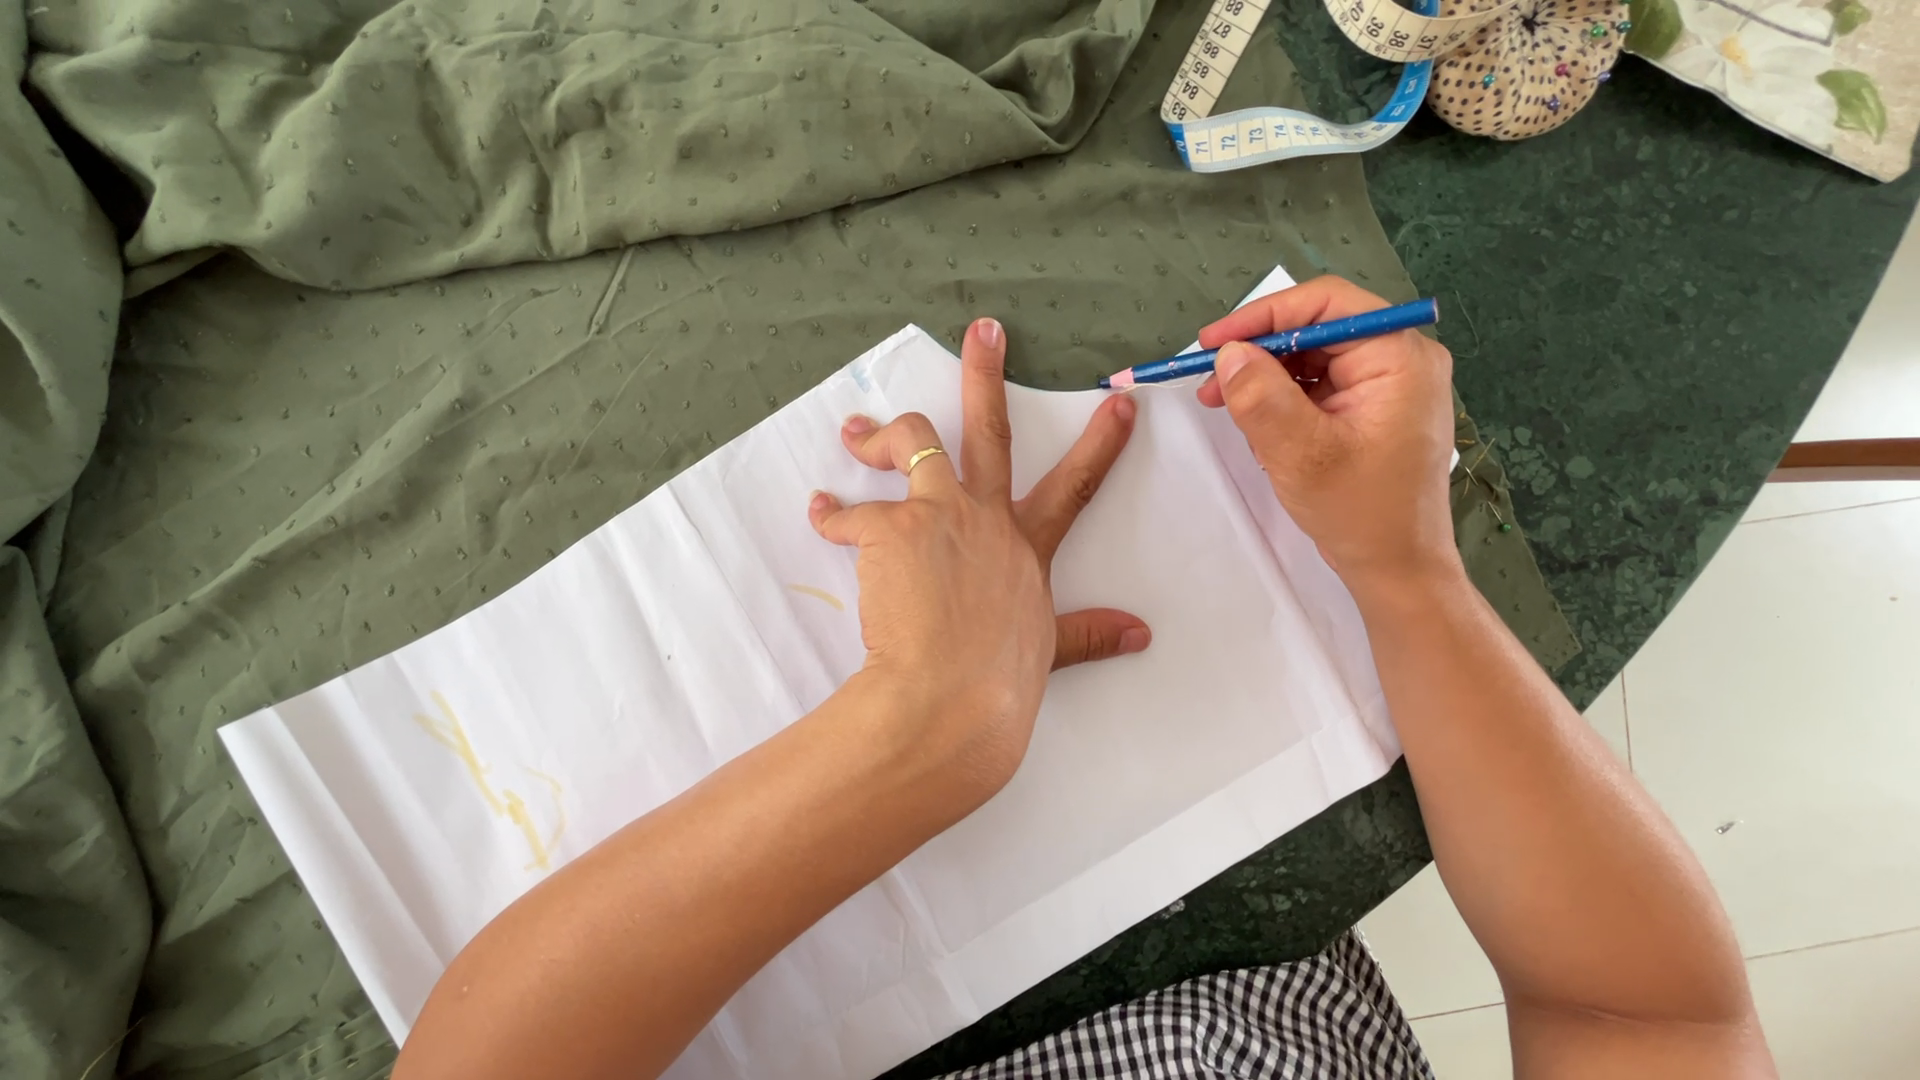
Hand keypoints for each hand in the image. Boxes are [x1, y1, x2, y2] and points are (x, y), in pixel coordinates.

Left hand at [808, 317, 1148, 799]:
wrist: (953, 699)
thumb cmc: (1000, 680)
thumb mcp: (1051, 649)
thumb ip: (1090, 633)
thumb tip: (1141, 634)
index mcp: (1026, 546)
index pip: (1075, 485)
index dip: (1100, 443)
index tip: (1119, 402)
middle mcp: (987, 518)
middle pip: (989, 429)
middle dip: (987, 372)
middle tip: (983, 330)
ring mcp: (941, 516)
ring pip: (913, 443)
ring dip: (882, 434)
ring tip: (856, 432)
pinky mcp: (892, 530)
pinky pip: (850, 513)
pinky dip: (831, 513)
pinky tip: (820, 515)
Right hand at [1196, 276, 1459, 587]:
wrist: (1396, 568)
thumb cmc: (1358, 511)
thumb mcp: (1301, 454)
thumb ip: (1262, 398)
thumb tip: (1228, 354)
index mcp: (1398, 357)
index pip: (1326, 304)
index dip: (1263, 315)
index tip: (1212, 342)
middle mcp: (1398, 360)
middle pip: (1316, 329)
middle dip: (1258, 352)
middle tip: (1209, 380)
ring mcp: (1386, 386)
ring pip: (1311, 359)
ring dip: (1264, 378)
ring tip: (1225, 406)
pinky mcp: (1370, 409)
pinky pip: (1317, 387)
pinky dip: (1280, 400)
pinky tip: (1259, 427)